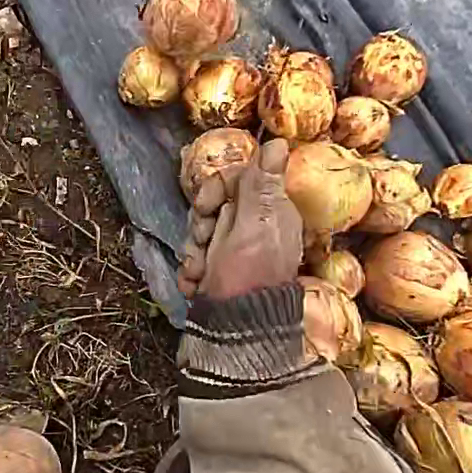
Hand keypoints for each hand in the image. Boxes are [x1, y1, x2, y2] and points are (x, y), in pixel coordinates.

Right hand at [178, 139, 302, 300]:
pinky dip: (192, 271)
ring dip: (193, 252)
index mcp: (270, 211)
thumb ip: (262, 184)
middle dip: (200, 225)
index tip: (205, 207)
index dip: (214, 189)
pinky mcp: (220, 271)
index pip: (236, 178)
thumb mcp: (254, 225)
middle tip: (202, 243)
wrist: (235, 332)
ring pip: (201, 232)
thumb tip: (279, 140)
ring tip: (198, 273)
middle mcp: (254, 227)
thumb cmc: (246, 275)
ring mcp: (236, 250)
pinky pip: (197, 256)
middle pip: (214, 205)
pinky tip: (195, 284)